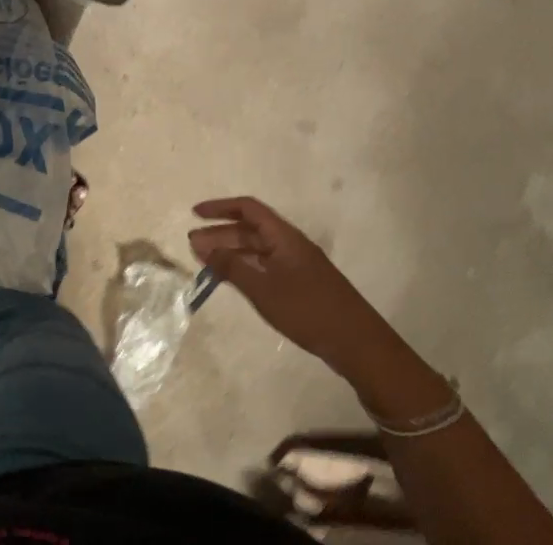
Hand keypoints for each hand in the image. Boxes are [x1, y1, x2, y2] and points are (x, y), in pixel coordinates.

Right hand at [188, 196, 396, 379]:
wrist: (359, 345)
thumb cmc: (308, 310)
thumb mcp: (263, 289)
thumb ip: (231, 266)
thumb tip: (203, 246)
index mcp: (285, 238)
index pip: (248, 209)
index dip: (220, 208)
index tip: (195, 214)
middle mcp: (291, 245)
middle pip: (251, 229)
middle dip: (220, 233)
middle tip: (193, 245)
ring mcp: (298, 265)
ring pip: (258, 249)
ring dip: (231, 251)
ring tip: (206, 262)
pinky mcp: (302, 284)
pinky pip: (266, 265)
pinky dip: (245, 267)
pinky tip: (232, 279)